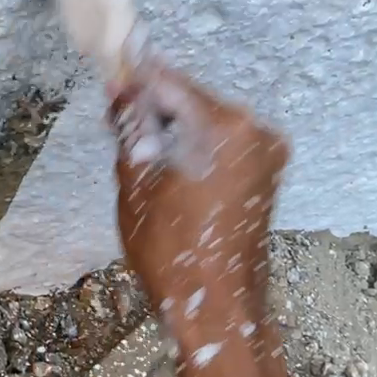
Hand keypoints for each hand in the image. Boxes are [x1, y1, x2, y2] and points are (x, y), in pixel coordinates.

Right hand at [110, 64, 287, 333]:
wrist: (217, 306)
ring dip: (171, 125)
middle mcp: (254, 129)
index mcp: (223, 127)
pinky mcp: (267, 170)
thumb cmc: (170, 247)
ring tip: (135, 145)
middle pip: (190, 99)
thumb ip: (131, 127)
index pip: (168, 83)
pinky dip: (193, 143)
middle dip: (152, 105)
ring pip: (205, 119)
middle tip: (115, 120)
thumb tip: (121, 88)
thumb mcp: (135, 182)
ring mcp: (267, 150)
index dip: (134, 78)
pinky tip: (165, 160)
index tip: (109, 70)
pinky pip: (222, 141)